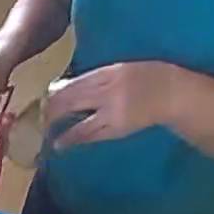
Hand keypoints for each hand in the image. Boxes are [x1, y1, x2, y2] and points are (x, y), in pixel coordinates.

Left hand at [44, 61, 182, 149]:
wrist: (172, 93)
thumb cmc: (147, 78)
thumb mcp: (121, 69)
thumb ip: (98, 78)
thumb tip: (70, 87)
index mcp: (108, 72)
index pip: (75, 83)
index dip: (57, 92)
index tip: (46, 97)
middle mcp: (107, 90)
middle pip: (71, 100)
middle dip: (53, 109)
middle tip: (41, 115)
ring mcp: (111, 111)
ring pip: (78, 120)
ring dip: (60, 127)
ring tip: (47, 132)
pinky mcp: (116, 128)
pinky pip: (91, 134)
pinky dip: (74, 139)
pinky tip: (62, 143)